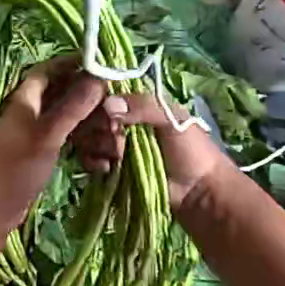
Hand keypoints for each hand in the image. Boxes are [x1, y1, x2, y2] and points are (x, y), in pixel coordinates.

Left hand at [0, 59, 106, 229]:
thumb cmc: (16, 167)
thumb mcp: (48, 135)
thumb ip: (73, 107)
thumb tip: (99, 78)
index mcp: (26, 98)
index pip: (51, 69)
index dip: (75, 64)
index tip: (103, 69)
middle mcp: (33, 111)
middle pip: (68, 96)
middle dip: (95, 107)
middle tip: (117, 120)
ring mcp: (39, 133)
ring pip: (74, 122)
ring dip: (95, 132)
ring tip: (114, 148)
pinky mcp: (44, 153)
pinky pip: (71, 142)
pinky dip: (87, 150)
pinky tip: (101, 165)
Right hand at [72, 92, 235, 213]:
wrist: (197, 192)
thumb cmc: (190, 150)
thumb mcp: (172, 119)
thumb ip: (144, 106)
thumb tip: (108, 105)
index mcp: (137, 103)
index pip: (105, 93)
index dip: (99, 101)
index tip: (106, 113)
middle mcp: (121, 120)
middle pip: (91, 116)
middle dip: (98, 127)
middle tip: (115, 138)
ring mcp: (114, 144)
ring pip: (87, 137)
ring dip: (96, 145)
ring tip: (116, 155)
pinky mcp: (109, 166)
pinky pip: (88, 159)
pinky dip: (92, 162)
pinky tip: (108, 167)